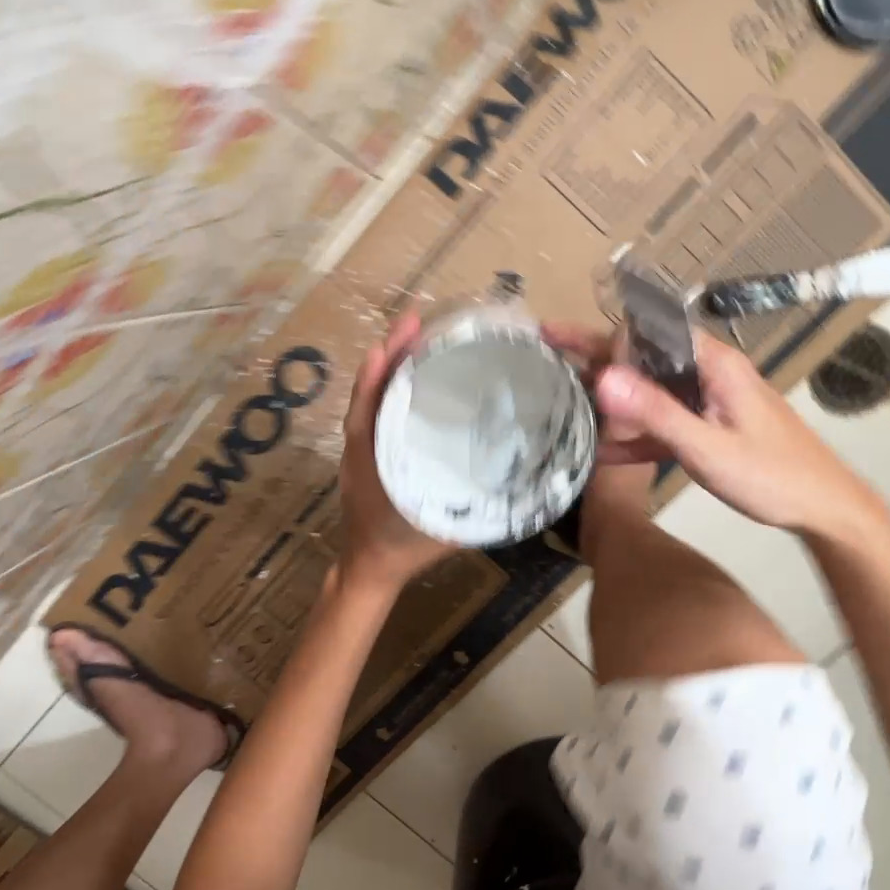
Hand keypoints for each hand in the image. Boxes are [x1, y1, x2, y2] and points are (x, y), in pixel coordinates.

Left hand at [337, 313, 458, 590]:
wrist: (373, 570)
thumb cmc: (407, 548)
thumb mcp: (448, 526)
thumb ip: (480, 504)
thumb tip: (524, 471)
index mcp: (375, 456)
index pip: (373, 400)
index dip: (388, 365)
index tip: (407, 331)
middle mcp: (365, 444)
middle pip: (374, 388)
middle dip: (394, 352)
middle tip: (418, 320)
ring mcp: (365, 448)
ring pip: (374, 398)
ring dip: (392, 366)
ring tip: (417, 334)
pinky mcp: (372, 453)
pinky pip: (377, 414)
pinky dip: (390, 389)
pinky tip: (414, 375)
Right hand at [542, 322, 889, 544]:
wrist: (825, 507)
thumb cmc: (773, 475)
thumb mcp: (709, 447)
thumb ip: (656, 413)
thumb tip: (601, 377)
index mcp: (712, 364)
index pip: (648, 332)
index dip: (603, 334)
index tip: (560, 341)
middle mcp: (706, 373)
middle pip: (642, 355)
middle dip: (594, 352)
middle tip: (546, 345)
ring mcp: (706, 401)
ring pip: (647, 389)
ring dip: (607, 392)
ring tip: (558, 390)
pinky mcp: (706, 428)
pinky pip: (661, 422)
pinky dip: (631, 431)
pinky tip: (597, 448)